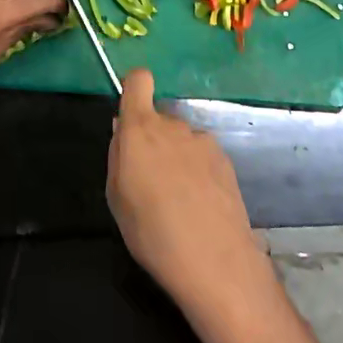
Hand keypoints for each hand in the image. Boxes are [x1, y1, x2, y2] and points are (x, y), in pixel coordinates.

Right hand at [106, 70, 280, 331]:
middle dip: (151, 140)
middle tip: (148, 181)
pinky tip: (199, 205)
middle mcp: (173, 126)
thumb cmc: (151, 232)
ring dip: (175, 157)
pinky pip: (201, 156)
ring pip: (181, 139)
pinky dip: (196, 171)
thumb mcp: (116, 197)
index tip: (130, 115)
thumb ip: (118, 155)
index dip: (133, 89)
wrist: (214, 261)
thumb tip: (123, 129)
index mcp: (140, 129)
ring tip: (176, 200)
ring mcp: (203, 141)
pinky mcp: (226, 160)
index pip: (138, 80)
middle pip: (158, 118)